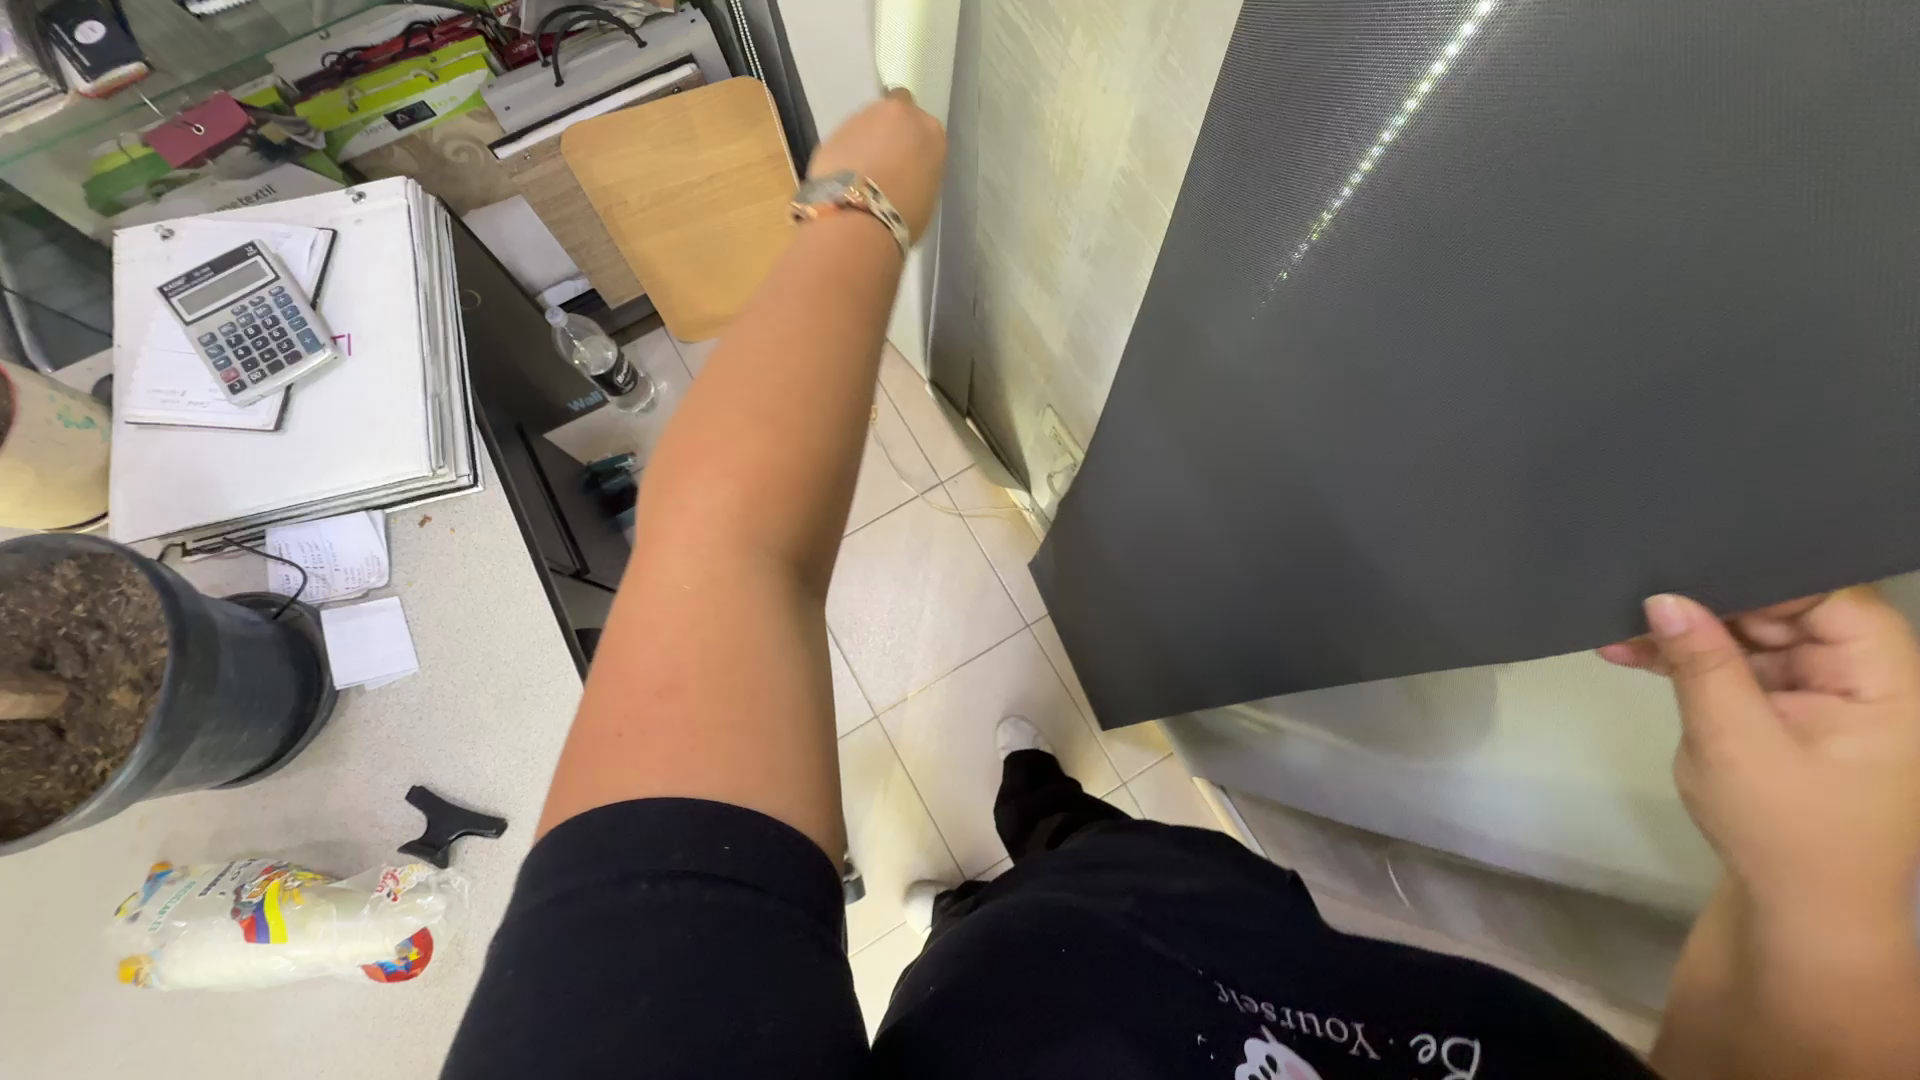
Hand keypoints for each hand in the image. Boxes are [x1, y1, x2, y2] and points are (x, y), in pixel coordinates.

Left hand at [806, 88, 946, 243]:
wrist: (858, 217)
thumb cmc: (904, 214)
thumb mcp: (927, 194)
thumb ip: (919, 170)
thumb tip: (906, 169)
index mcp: (930, 130)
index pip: (926, 131)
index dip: (916, 148)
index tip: (910, 167)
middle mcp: (899, 113)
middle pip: (897, 112)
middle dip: (892, 131)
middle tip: (886, 163)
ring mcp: (863, 117)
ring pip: (868, 123)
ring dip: (867, 140)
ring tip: (862, 174)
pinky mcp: (834, 130)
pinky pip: (846, 140)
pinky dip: (847, 153)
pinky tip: (845, 178)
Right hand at [1601, 588, 1919, 933]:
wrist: (1798, 901)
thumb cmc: (1783, 825)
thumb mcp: (1732, 739)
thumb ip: (1702, 664)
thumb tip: (1664, 597)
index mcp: (1887, 687)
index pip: (1836, 603)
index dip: (1766, 584)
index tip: (1686, 580)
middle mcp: (1868, 682)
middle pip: (1791, 614)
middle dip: (1712, 608)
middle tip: (1635, 606)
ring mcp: (1828, 696)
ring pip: (1756, 638)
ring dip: (1688, 637)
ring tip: (1617, 633)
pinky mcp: (1791, 710)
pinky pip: (1741, 667)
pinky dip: (1689, 662)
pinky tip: (1632, 655)